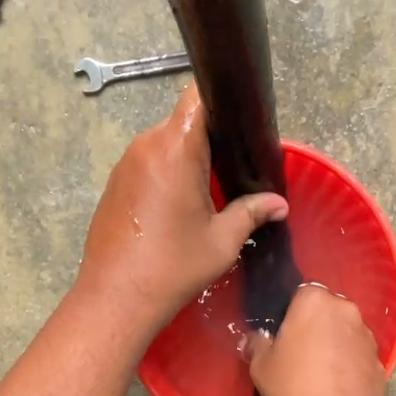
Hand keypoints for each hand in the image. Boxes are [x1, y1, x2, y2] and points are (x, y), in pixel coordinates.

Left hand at [74, 85, 289, 329]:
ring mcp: (126, 163)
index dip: (224, 103)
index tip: (243, 128)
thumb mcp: (222, 242)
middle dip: (211, 142)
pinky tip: (179, 210)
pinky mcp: (115, 184)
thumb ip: (252, 213)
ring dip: (188, 163)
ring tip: (210, 195)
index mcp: (175, 148)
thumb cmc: (173, 268)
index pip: (200, 97)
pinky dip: (168, 178)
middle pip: (185, 124)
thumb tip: (279, 204)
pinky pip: (148, 166)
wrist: (116, 298)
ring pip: (166, 146)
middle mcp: (146, 145)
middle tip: (236, 173)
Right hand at [246, 285, 390, 395]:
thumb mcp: (261, 367)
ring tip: (319, 377)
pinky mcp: (380, 359)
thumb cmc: (296, 388)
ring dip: (333, 346)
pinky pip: (357, 356)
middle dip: (313, 329)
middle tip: (298, 358)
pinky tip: (337, 388)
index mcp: (314, 301)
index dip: (289, 317)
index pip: (299, 295)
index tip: (282, 340)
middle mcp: (345, 309)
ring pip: (343, 333)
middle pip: (324, 312)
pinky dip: (348, 365)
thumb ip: (257, 345)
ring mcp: (367, 334)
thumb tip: (256, 339)